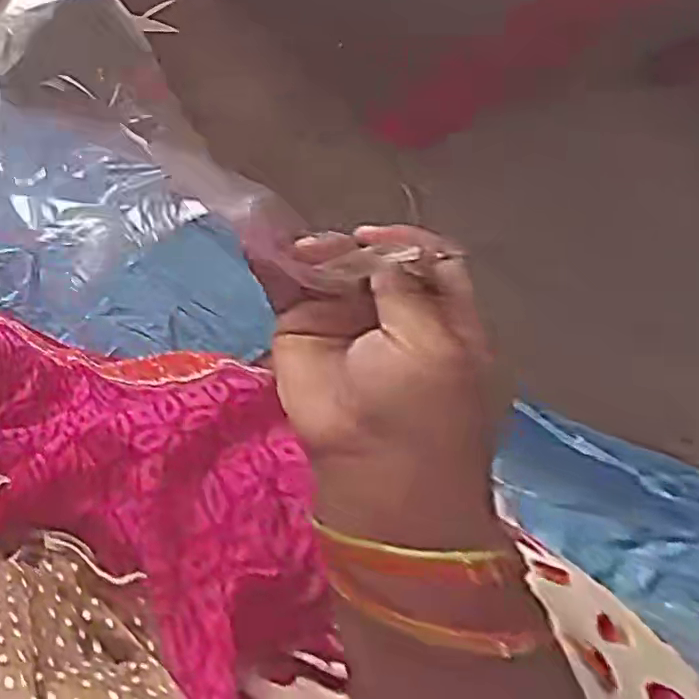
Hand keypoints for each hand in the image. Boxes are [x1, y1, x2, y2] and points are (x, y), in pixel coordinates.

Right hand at [272, 225, 513, 548]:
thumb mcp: (434, 345)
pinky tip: (256, 240)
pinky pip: (283, 285)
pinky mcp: (296, 325)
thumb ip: (407, 292)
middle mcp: (390, 311)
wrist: (368, 459)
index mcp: (441, 316)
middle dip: (351, 246)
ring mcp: (340, 317)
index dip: (403, 242)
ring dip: (311, 249)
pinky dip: (270, 261)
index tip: (373, 238)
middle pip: (370, 258)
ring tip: (297, 250)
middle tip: (329, 250)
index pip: (427, 261)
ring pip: (326, 266)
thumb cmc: (420, 408)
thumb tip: (377, 252)